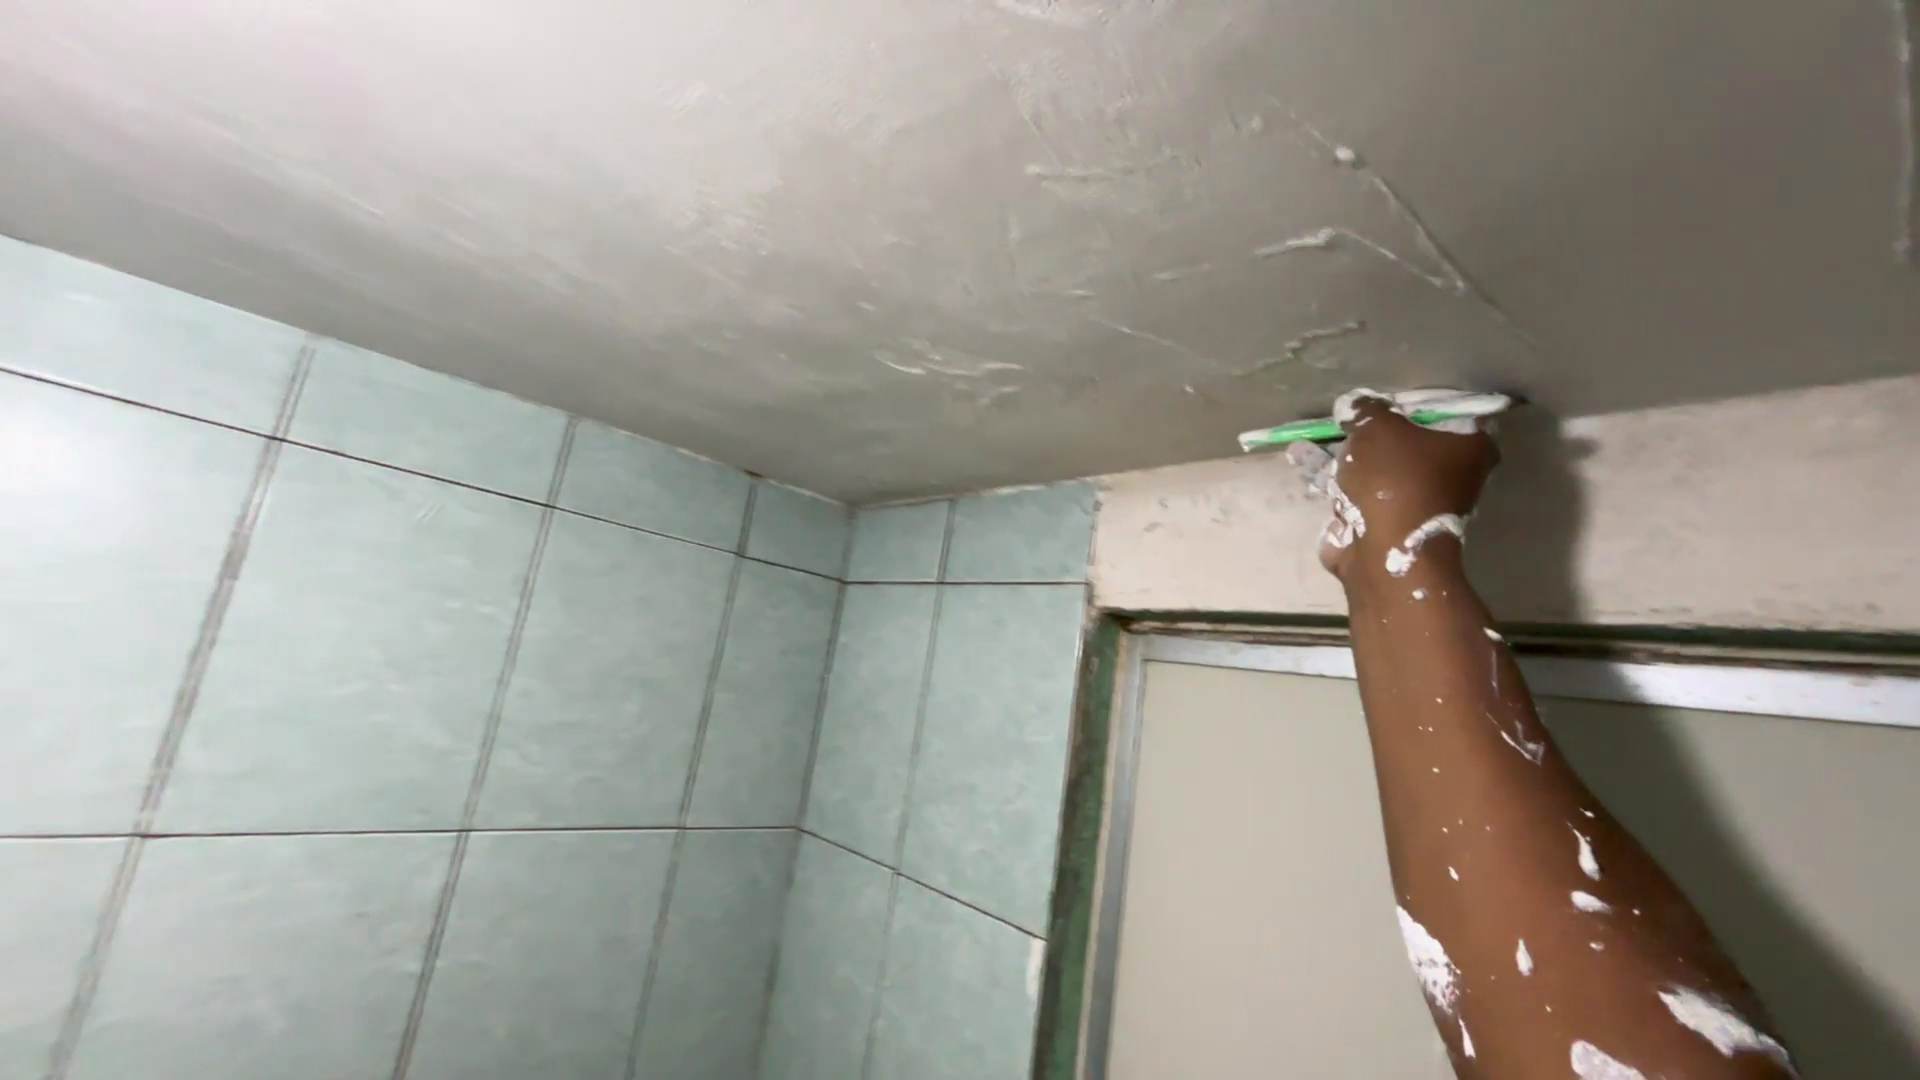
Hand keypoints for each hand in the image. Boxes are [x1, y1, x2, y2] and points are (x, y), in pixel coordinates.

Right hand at [1290, 392, 1498, 581]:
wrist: (1381, 549)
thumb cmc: (1394, 479)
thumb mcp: (1376, 427)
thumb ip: (1364, 409)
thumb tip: (1353, 403)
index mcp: (1469, 446)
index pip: (1446, 411)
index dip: (1411, 401)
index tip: (1380, 398)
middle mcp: (1449, 473)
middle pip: (1405, 440)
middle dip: (1368, 430)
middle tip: (1342, 417)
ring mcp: (1413, 499)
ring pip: (1374, 466)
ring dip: (1340, 452)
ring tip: (1307, 436)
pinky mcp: (1382, 519)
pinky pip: (1355, 489)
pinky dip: (1330, 475)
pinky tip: (1300, 459)